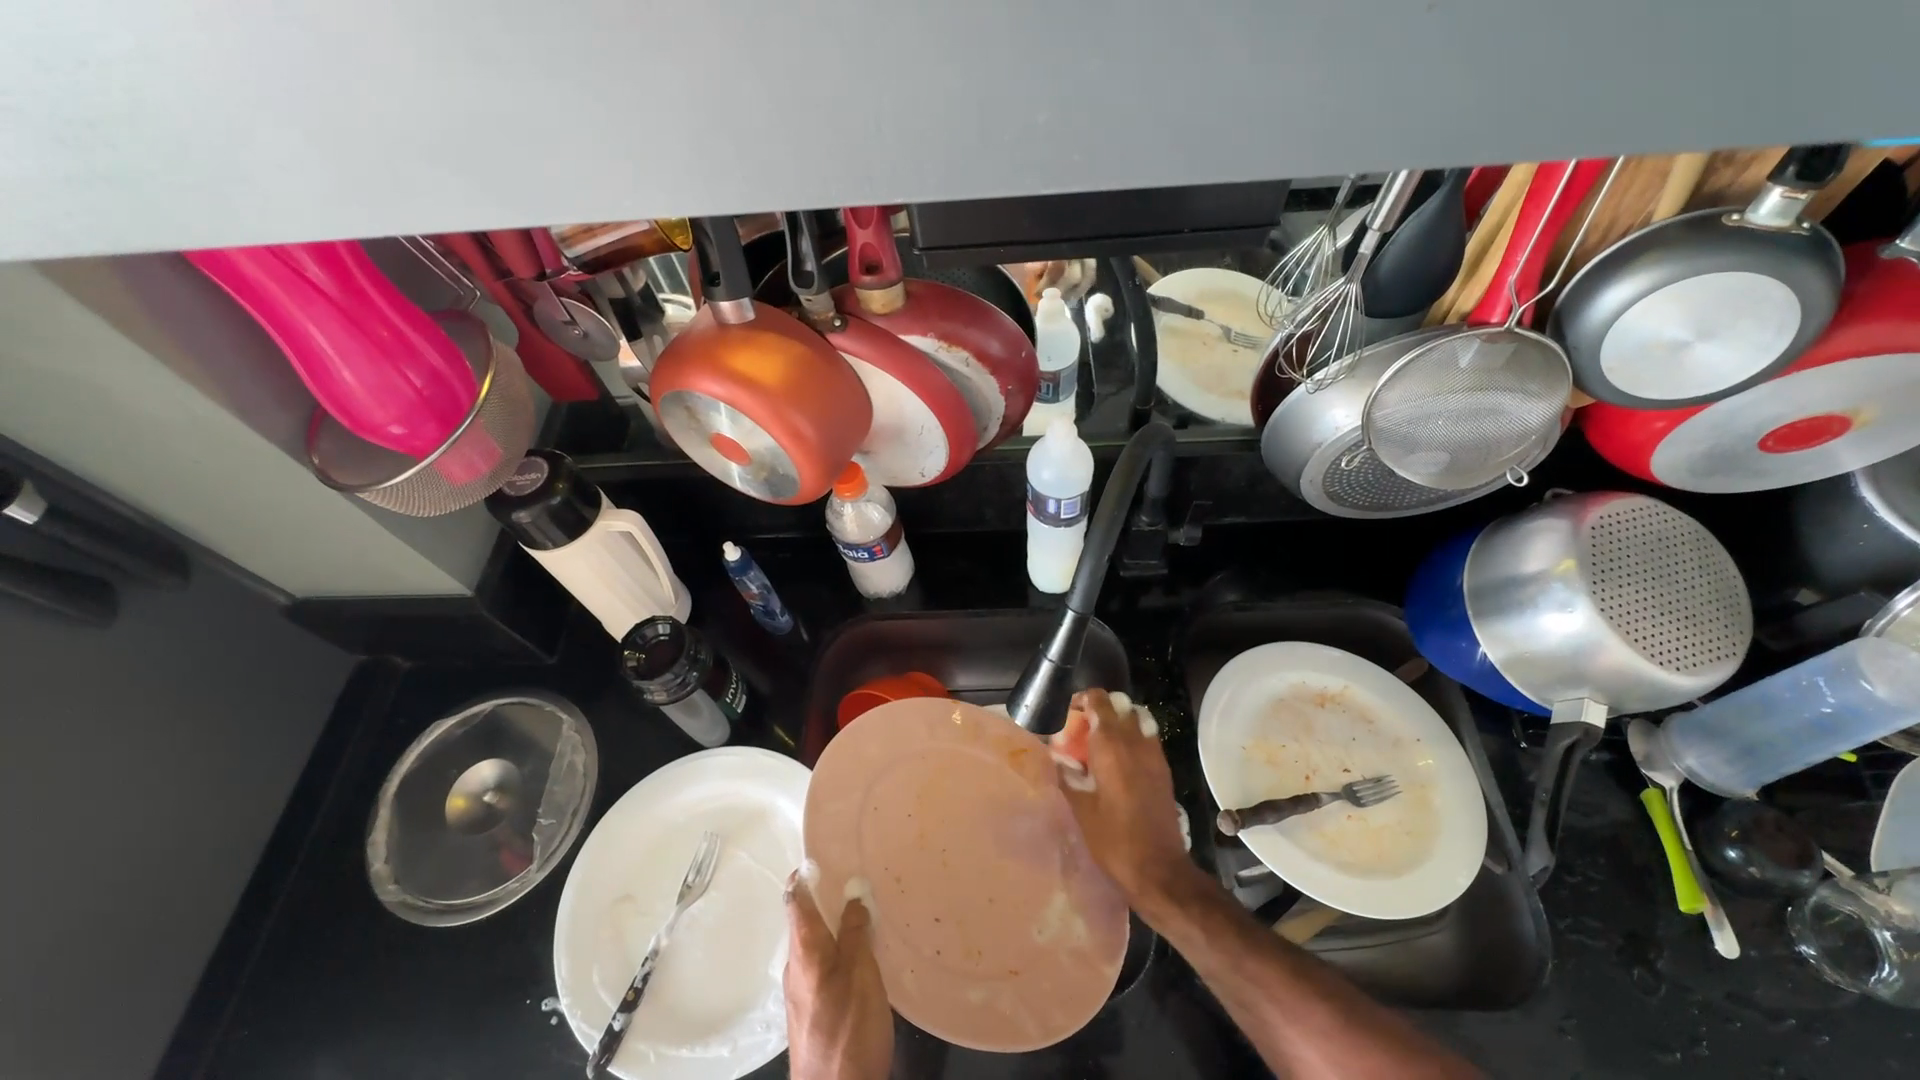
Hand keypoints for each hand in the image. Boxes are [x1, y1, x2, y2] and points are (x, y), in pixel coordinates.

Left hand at [784, 872, 892, 1079]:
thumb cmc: (849, 1030)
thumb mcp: (861, 976)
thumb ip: (856, 935)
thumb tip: (853, 898)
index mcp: (805, 951)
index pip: (795, 900)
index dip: (805, 876)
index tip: (822, 858)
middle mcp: (796, 966)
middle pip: (805, 922)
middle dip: (826, 900)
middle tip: (856, 883)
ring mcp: (801, 991)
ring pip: (815, 946)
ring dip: (834, 927)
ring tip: (864, 915)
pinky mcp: (811, 1011)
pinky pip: (821, 967)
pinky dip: (836, 951)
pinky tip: (859, 957)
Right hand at [1052, 689, 1191, 904]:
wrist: (1158, 868)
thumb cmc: (1112, 839)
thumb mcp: (1080, 807)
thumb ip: (1067, 775)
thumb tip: (1057, 756)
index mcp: (1111, 745)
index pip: (1100, 701)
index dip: (1083, 700)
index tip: (1068, 715)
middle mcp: (1136, 741)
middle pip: (1120, 706)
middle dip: (1101, 711)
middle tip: (1083, 730)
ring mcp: (1155, 755)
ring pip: (1138, 719)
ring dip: (1120, 723)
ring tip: (1103, 744)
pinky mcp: (1164, 770)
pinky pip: (1148, 739)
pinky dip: (1134, 739)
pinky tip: (1120, 763)